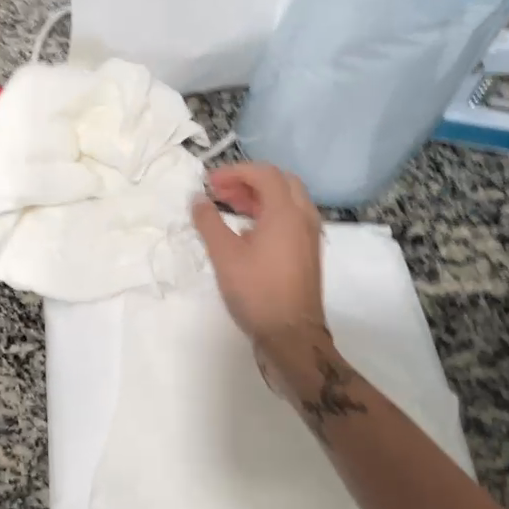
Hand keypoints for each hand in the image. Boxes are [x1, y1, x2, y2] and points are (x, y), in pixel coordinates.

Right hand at [190, 162, 325, 358]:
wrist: (291, 337)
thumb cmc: (257, 291)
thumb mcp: (223, 254)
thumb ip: (208, 221)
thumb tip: (198, 199)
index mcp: (286, 213)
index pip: (264, 174)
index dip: (235, 172)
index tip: (210, 183)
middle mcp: (304, 219)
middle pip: (281, 181)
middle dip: (250, 180)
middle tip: (223, 191)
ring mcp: (309, 237)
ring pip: (289, 200)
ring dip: (260, 196)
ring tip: (230, 206)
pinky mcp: (308, 253)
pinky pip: (292, 218)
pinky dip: (269, 212)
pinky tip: (247, 229)